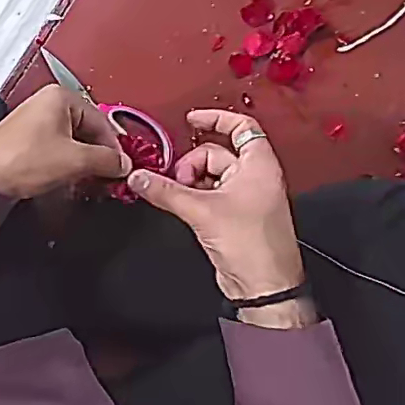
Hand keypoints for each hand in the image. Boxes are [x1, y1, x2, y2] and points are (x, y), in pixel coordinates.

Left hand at [0, 84, 131, 198]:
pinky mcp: (28, 138)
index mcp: (60, 97)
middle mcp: (48, 103)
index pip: (101, 121)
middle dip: (100, 155)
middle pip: (88, 130)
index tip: (122, 166)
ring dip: (85, 161)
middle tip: (109, 176)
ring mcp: (37, 120)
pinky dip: (69, 162)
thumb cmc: (20, 161)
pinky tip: (72, 178)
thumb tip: (122, 163)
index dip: (115, 147)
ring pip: (74, 140)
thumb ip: (106, 160)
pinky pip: (59, 147)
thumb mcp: (75, 161)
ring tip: (92, 180)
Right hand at [124, 110, 305, 304]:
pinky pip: (209, 195)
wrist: (263, 286)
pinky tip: (181, 206)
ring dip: (189, 182)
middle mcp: (255, 177)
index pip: (240, 125)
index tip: (191, 120)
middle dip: (191, 163)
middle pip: (216, 153)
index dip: (215, 118)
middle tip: (175, 179)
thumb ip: (165, 191)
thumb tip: (141, 178)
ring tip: (176, 196)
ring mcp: (245, 197)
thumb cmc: (254, 247)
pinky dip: (193, 196)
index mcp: (259, 164)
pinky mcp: (234, 215)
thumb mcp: (201, 211)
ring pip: (210, 176)